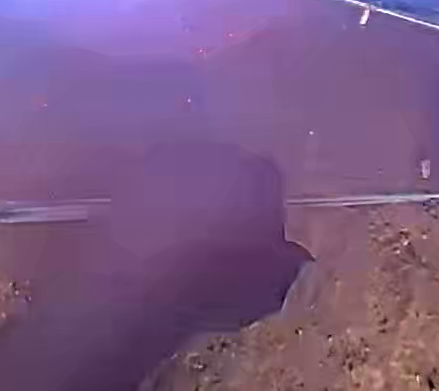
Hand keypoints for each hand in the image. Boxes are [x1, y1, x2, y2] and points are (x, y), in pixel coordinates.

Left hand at [85, 142, 309, 335]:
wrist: (148, 277)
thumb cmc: (219, 281)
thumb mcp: (269, 285)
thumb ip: (288, 263)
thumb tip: (296, 256)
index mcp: (259, 174)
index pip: (270, 181)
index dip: (264, 210)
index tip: (256, 240)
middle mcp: (222, 152)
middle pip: (231, 170)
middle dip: (227, 197)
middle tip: (219, 237)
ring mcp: (179, 155)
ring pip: (194, 171)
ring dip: (193, 194)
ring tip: (183, 236)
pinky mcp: (142, 167)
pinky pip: (157, 179)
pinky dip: (158, 198)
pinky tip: (154, 231)